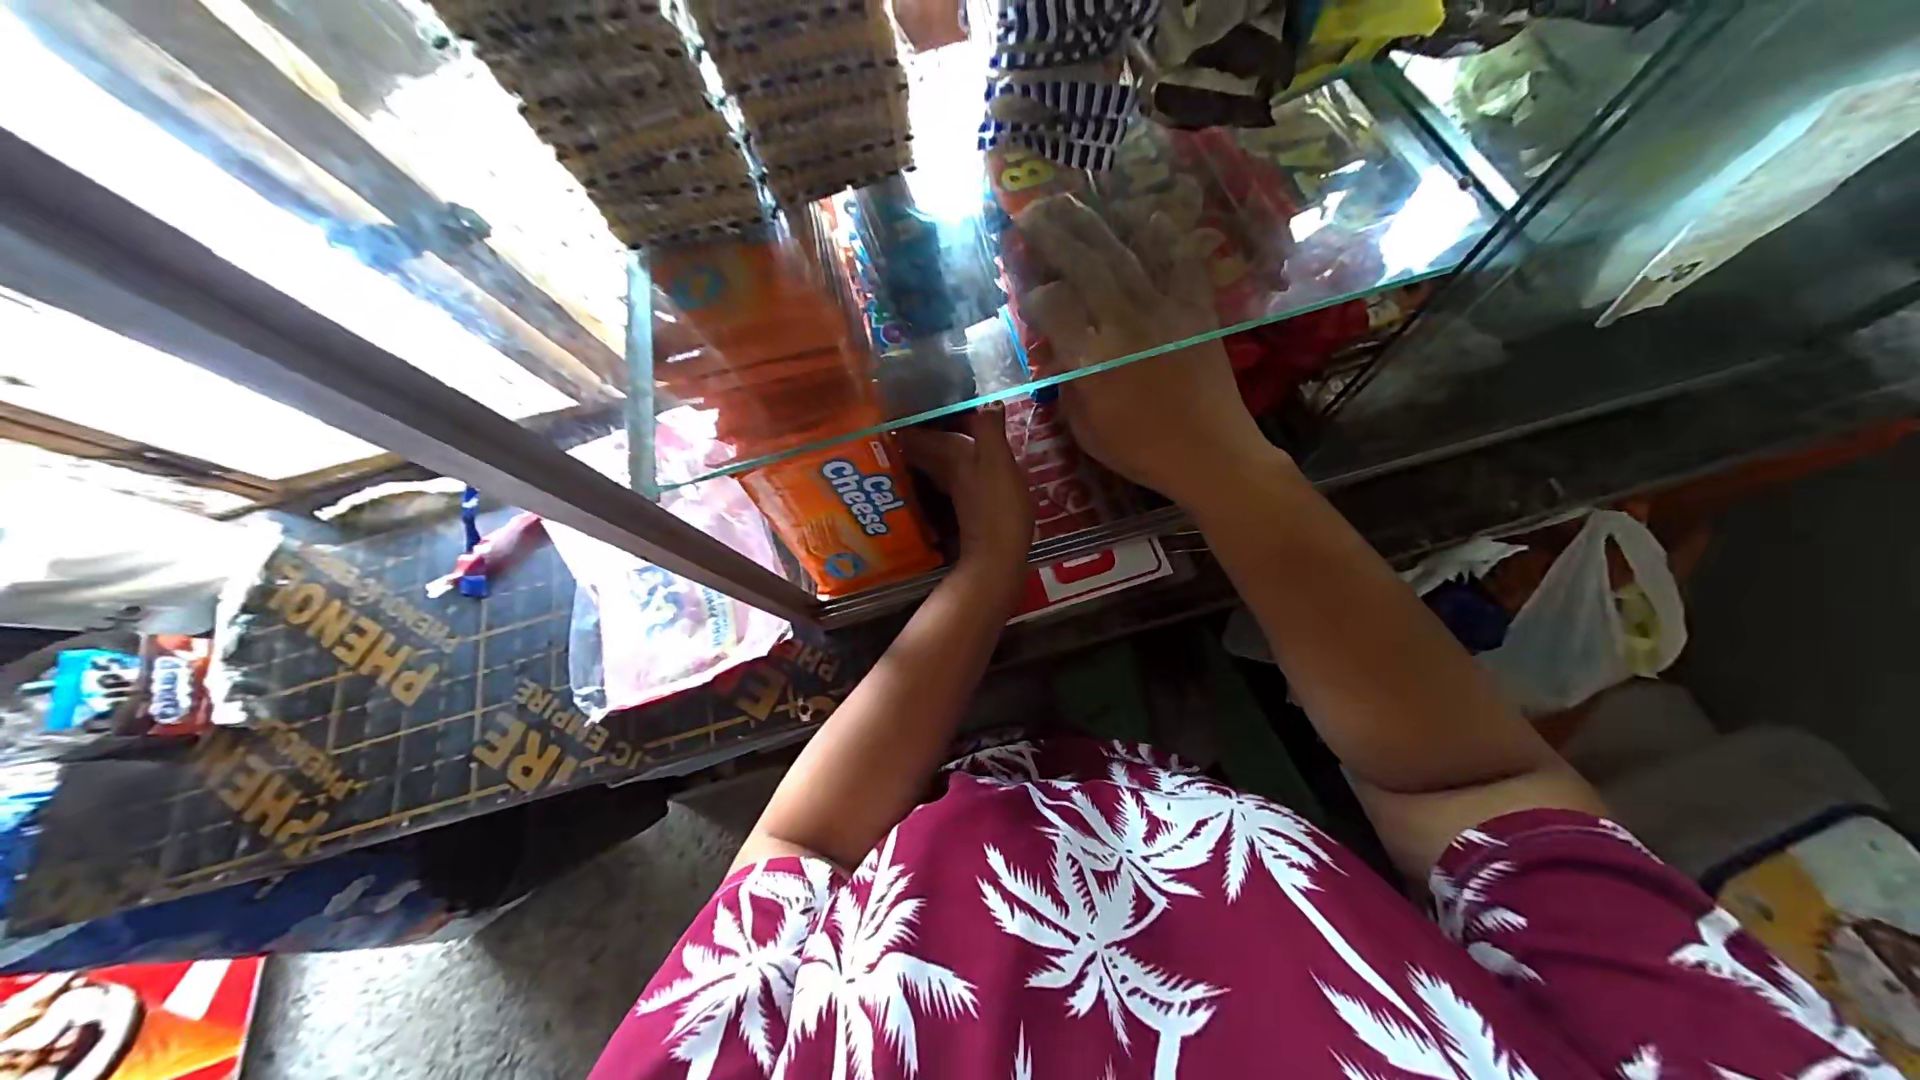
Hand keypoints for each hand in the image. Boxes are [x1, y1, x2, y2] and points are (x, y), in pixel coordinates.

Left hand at [900, 405, 1033, 581]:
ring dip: (933, 446)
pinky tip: (963, 462)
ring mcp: (953, 488)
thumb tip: (988, 400)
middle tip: (922, 411)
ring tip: (941, 429)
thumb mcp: (998, 460)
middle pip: (922, 447)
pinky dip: (950, 464)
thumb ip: (990, 430)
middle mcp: (944, 469)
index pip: (916, 432)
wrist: (997, 555)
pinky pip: (949, 474)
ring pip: (934, 461)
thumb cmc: (998, 505)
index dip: (908, 417)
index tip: (905, 399)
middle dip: (919, 430)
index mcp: (948, 454)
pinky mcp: (964, 503)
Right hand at [1014, 195, 1284, 510]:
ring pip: (1124, 255)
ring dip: (1094, 224)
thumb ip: (1066, 383)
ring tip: (1070, 199)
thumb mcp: (1085, 428)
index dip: (1032, 294)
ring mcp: (1164, 311)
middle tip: (1030, 210)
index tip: (1025, 292)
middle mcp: (1124, 323)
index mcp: (1092, 359)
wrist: (1212, 453)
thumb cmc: (1140, 450)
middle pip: (1083, 265)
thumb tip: (1059, 350)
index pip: (1051, 307)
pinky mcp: (1196, 310)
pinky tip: (1148, 218)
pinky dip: (1164, 239)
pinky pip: (1179, 264)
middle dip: (1052, 234)